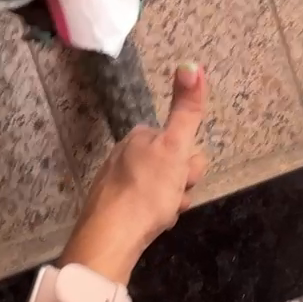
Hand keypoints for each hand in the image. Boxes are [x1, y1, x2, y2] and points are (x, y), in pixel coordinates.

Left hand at [61, 63, 208, 283]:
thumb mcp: (175, 147)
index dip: (189, 163)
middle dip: (180, 185)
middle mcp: (125, 154)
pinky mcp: (114, 207)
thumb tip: (191, 64)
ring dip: (170, 203)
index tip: (182, 177)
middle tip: (172, 198)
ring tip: (162, 214)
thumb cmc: (146, 191)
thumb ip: (187, 109)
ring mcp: (117, 181)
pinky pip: (147, 207)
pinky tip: (152, 224)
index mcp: (140, 137)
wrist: (111, 237)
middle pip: (173, 167)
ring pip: (162, 189)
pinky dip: (155, 216)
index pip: (181, 143)